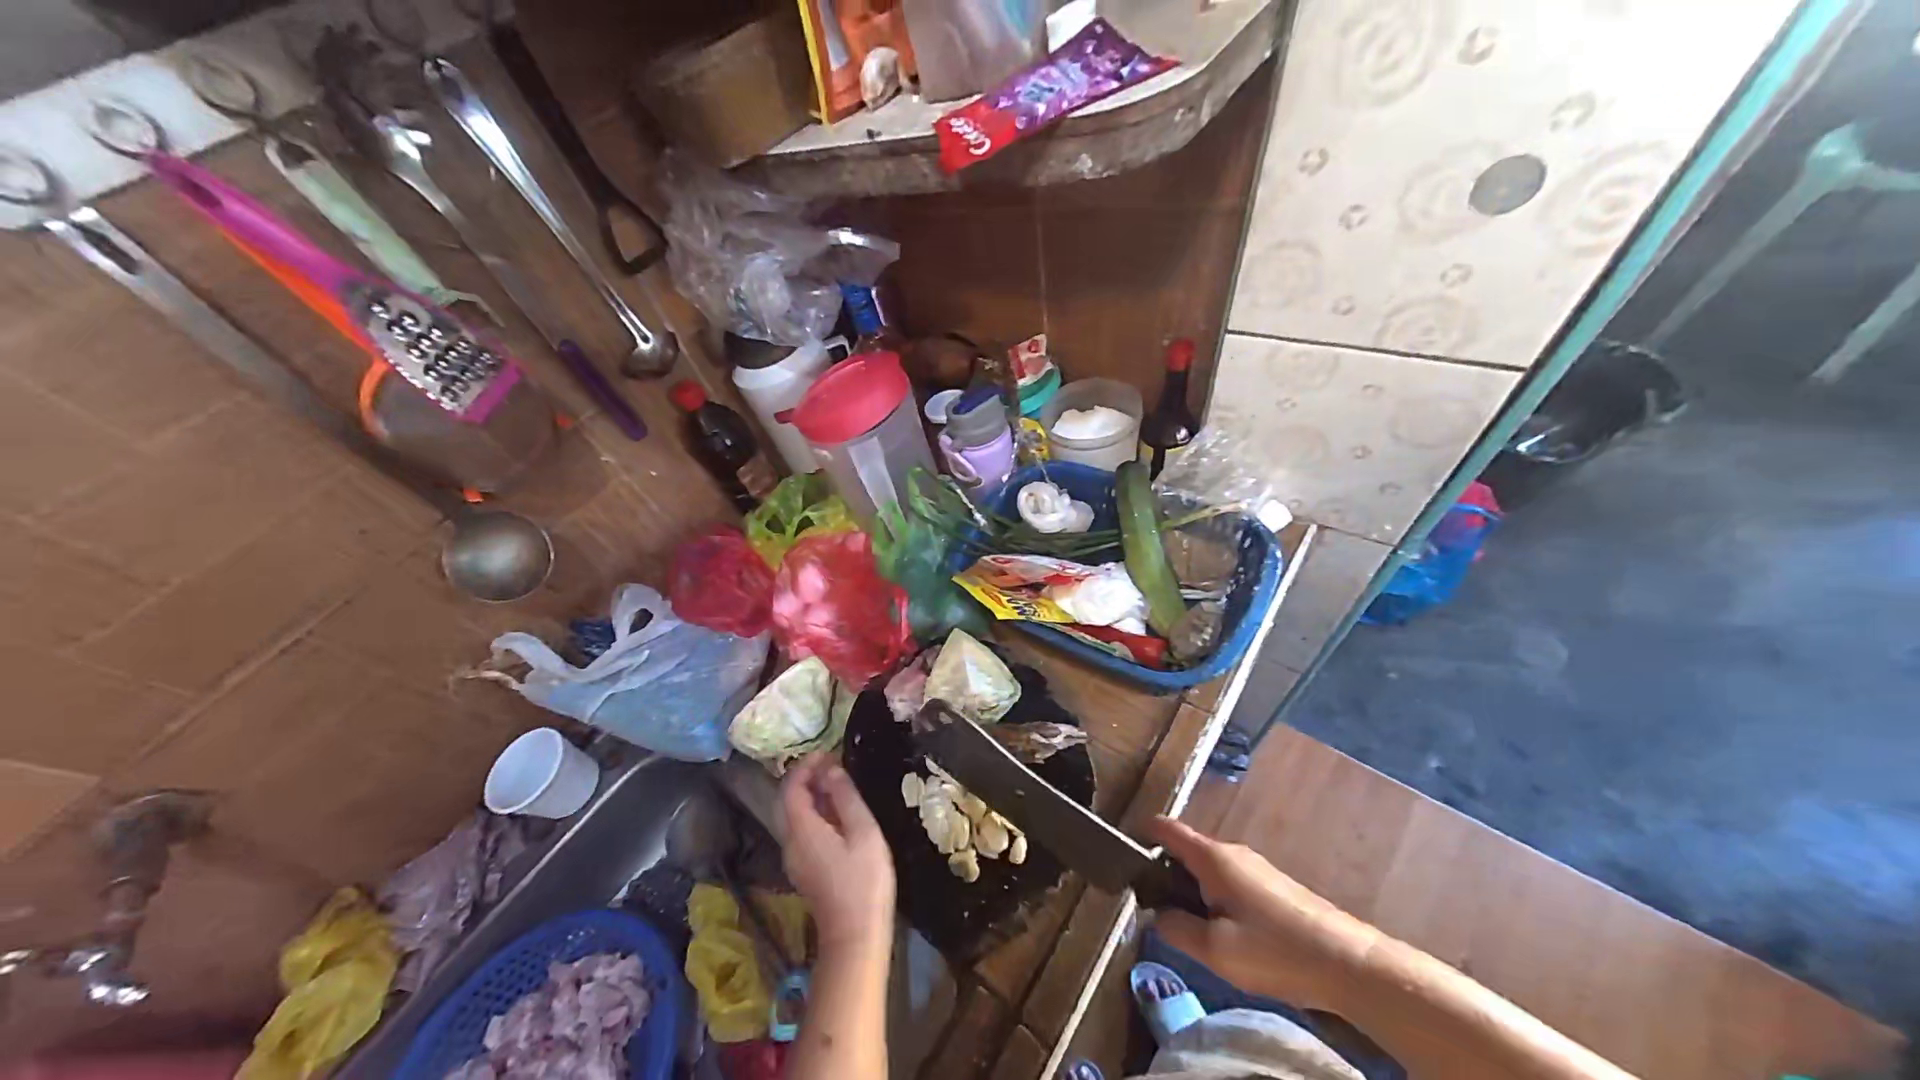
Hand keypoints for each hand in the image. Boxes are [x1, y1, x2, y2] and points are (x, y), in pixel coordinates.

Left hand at [782, 755, 895, 954]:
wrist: (855, 937)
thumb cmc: (863, 881)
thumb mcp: (863, 832)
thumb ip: (845, 798)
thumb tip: (831, 770)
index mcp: (801, 830)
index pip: (791, 788)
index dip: (804, 766)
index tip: (828, 752)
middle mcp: (790, 843)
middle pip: (788, 802)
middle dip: (807, 778)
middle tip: (834, 764)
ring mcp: (795, 860)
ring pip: (794, 818)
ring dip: (811, 796)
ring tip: (839, 783)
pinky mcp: (805, 871)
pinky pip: (802, 832)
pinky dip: (815, 813)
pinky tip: (838, 814)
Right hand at [1146, 817, 1375, 1012]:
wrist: (1349, 963)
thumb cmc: (1275, 950)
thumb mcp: (1215, 950)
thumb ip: (1176, 928)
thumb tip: (1158, 914)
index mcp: (1212, 858)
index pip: (1166, 829)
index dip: (1141, 835)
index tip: (1124, 857)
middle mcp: (1232, 853)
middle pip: (1186, 851)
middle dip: (1165, 873)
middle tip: (1154, 910)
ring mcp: (1256, 868)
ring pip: (1209, 870)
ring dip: (1193, 891)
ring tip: (1189, 928)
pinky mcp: (1274, 887)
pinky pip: (1231, 883)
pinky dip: (1216, 899)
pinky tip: (1225, 935)